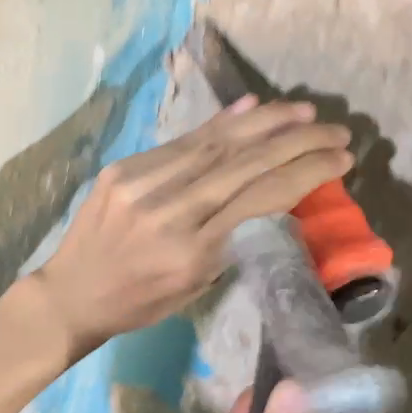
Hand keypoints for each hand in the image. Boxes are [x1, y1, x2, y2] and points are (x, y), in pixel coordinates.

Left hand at [30, 98, 351, 356]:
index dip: (306, 173)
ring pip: (213, 143)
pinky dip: (218, 125)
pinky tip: (252, 110)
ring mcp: (140, 185)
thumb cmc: (138, 302)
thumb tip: (273, 194)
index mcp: (191, 252)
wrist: (70, 294)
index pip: (262, 198)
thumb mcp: (194, 286)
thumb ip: (231, 241)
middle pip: (244, 163)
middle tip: (336, 130)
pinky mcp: (121, 170)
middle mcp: (168, 212)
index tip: (341, 160)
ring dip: (265, 123)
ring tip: (303, 112)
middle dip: (297, 141)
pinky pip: (179, 143)